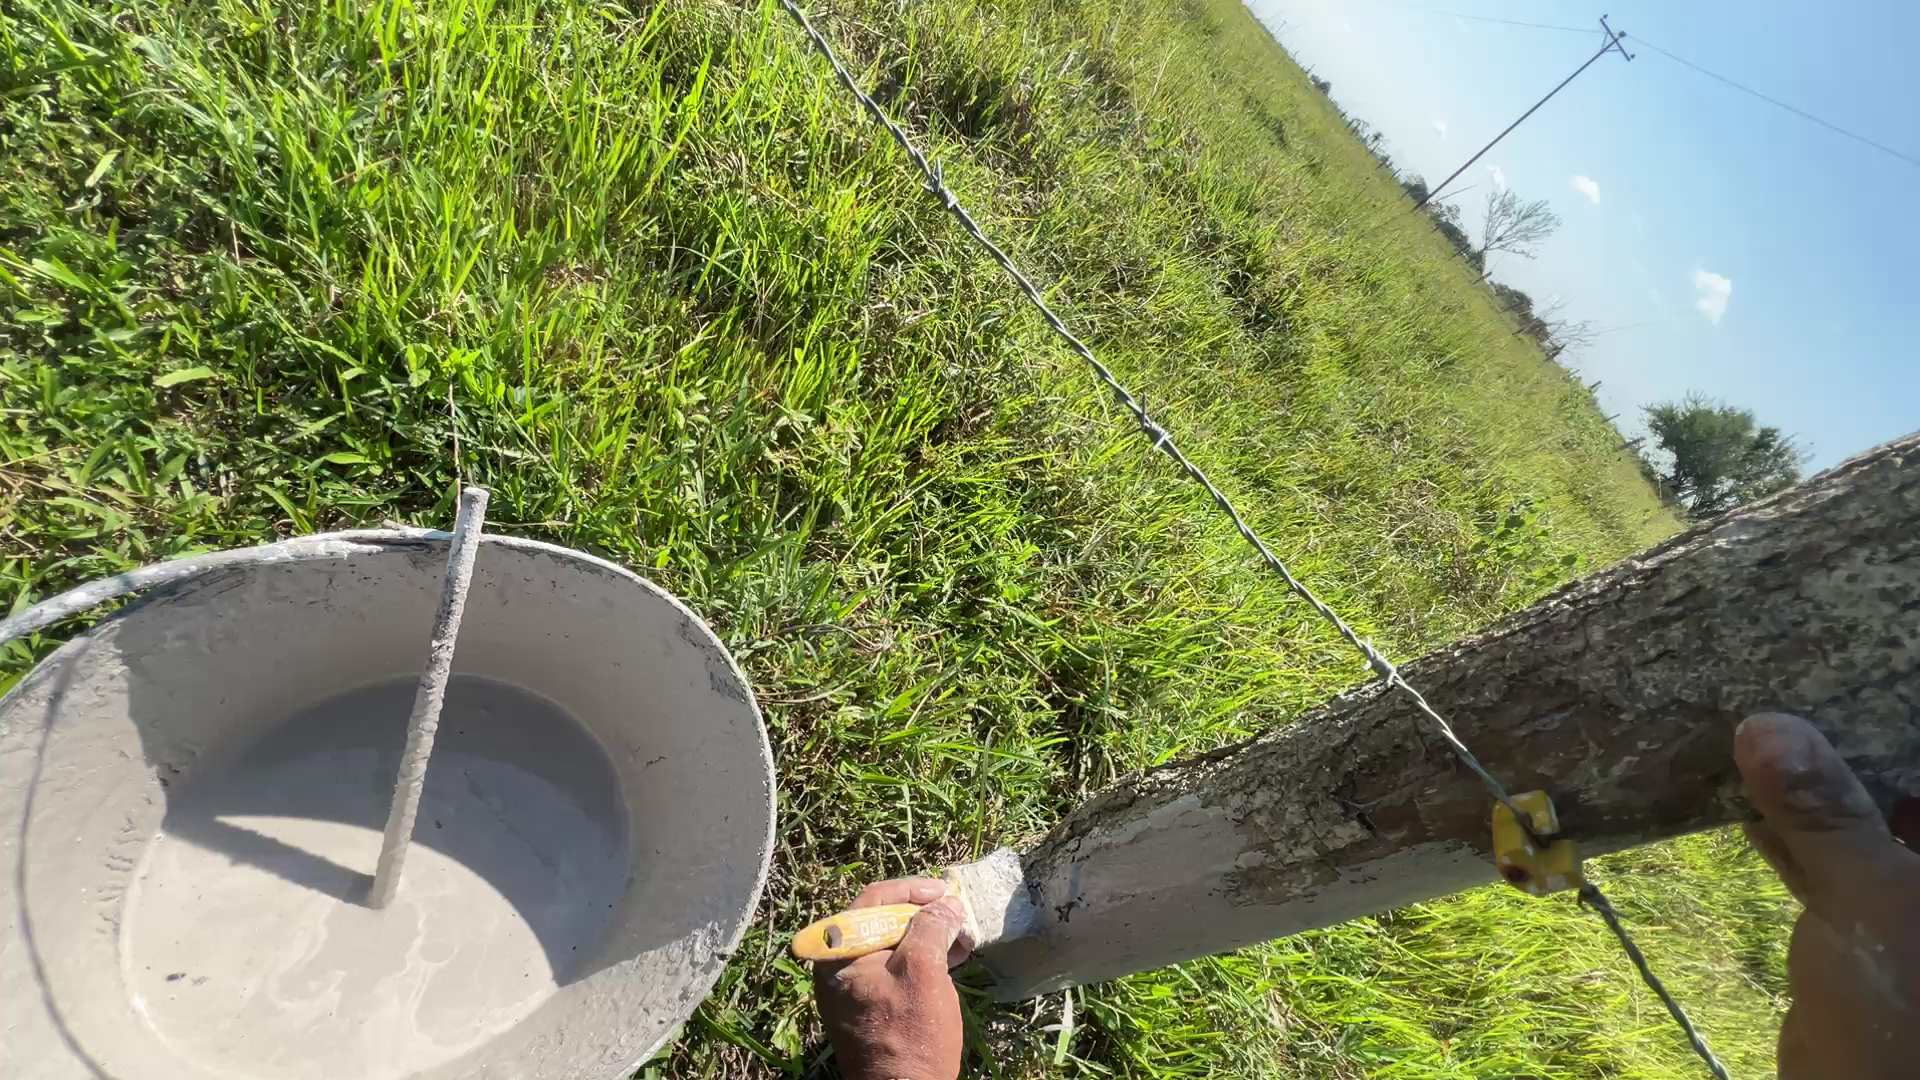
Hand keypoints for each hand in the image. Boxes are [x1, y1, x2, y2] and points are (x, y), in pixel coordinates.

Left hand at [813, 877, 970, 1079]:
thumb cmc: (909, 1033)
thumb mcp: (923, 969)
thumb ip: (931, 926)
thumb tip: (947, 905)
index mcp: (839, 953)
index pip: (875, 899)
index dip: (912, 889)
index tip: (944, 892)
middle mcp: (839, 967)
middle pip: (884, 920)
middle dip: (924, 914)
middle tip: (956, 914)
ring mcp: (854, 989)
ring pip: (894, 945)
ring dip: (928, 937)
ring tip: (961, 938)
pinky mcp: (872, 1007)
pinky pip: (896, 969)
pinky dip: (922, 959)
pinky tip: (951, 959)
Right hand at [1735, 713, 1919, 1079]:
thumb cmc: (1918, 1009)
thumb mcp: (1877, 902)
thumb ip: (1827, 814)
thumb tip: (1767, 723)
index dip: (1900, 717)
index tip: (1855, 668)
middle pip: (1909, 794)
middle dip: (1849, 746)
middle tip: (1783, 685)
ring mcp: (1917, 907)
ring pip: (1866, 825)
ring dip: (1809, 787)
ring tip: (1748, 726)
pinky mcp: (1874, 929)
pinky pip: (1830, 859)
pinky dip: (1785, 829)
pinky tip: (1733, 793)